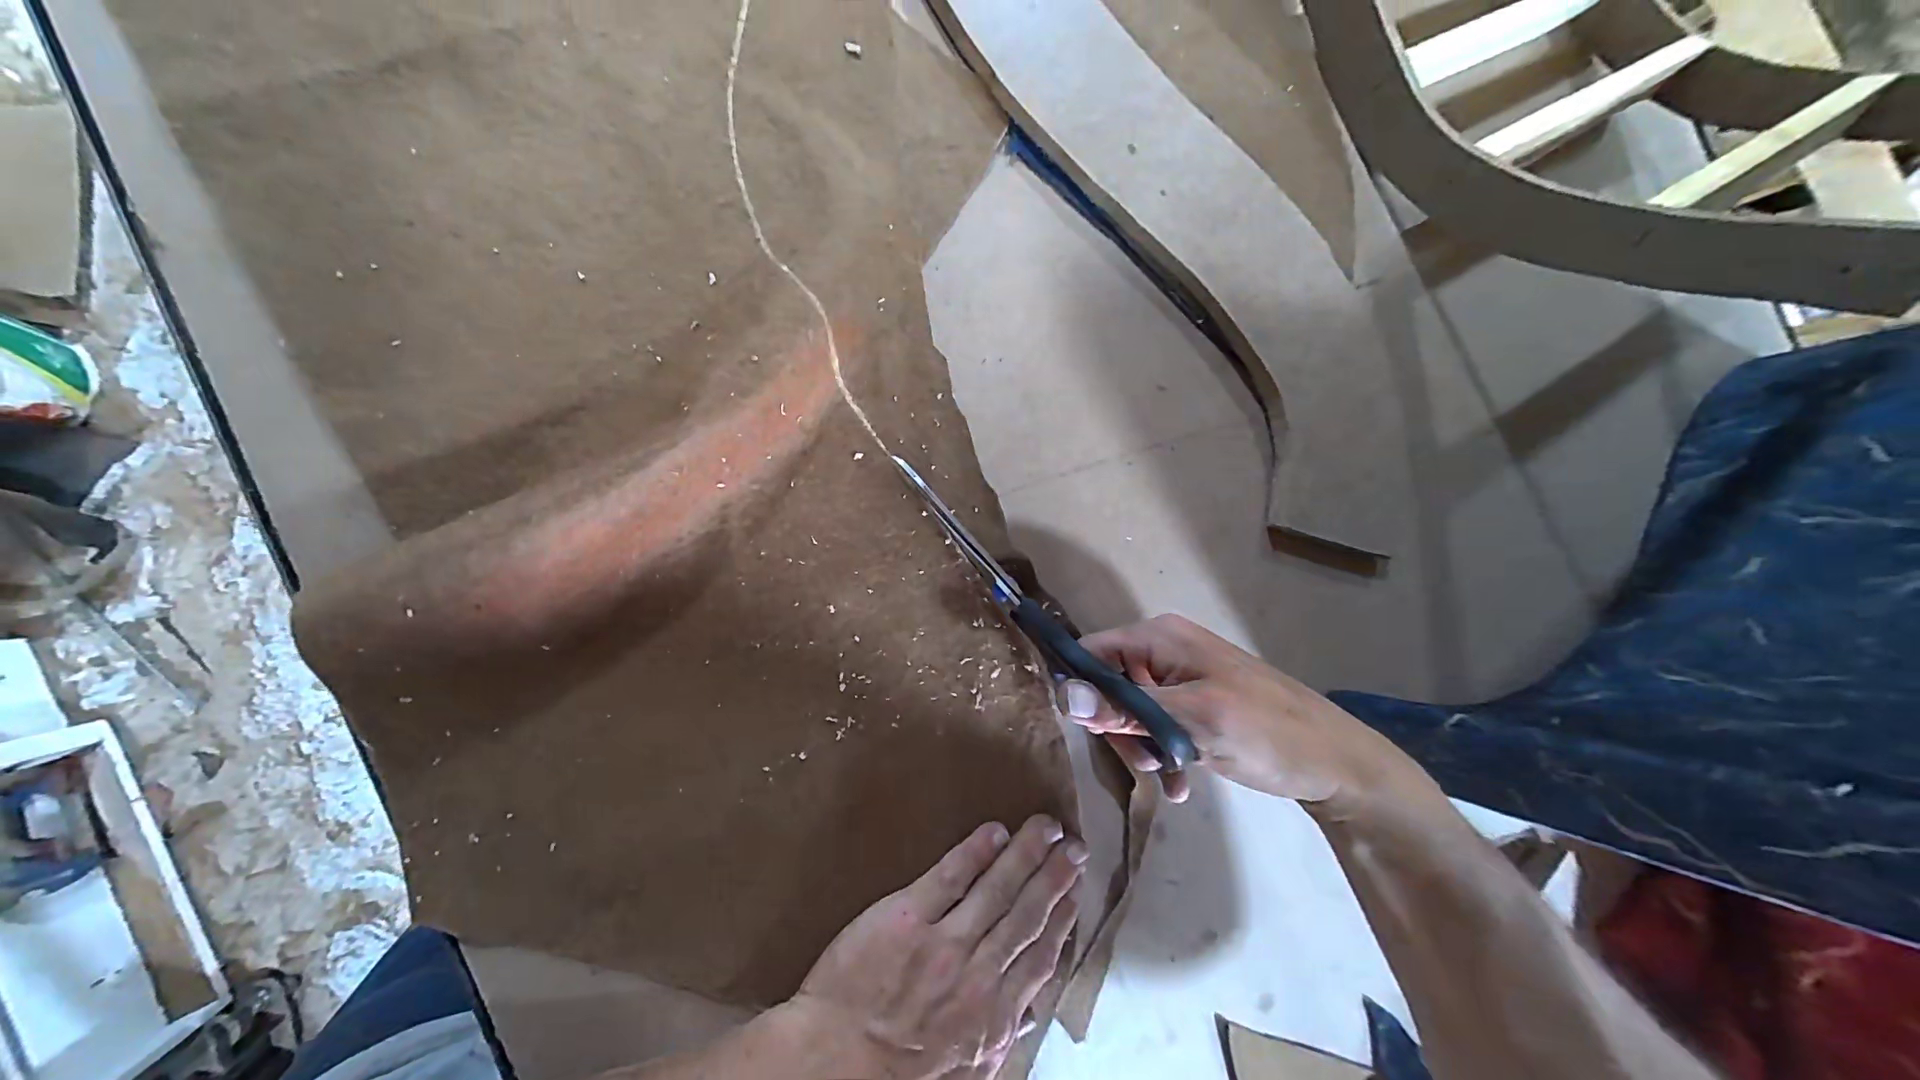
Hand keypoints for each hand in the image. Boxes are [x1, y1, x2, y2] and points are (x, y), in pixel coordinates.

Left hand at [783, 816, 1085, 1078]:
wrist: (832, 1067)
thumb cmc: (899, 1076)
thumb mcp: (967, 1074)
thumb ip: (1002, 1036)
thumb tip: (1030, 1009)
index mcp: (996, 1016)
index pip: (1042, 955)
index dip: (1063, 918)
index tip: (1076, 891)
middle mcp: (979, 976)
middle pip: (1028, 915)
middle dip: (1057, 876)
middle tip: (1076, 846)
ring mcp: (944, 943)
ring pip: (997, 890)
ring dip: (1027, 854)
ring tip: (1047, 827)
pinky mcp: (906, 917)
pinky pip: (949, 878)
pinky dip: (975, 853)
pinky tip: (995, 833)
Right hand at [1061, 614, 1423, 815]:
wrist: (1340, 766)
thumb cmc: (1269, 733)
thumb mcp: (1194, 722)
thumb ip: (1128, 708)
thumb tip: (1064, 696)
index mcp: (1160, 638)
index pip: (1092, 651)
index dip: (1080, 689)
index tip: (1087, 732)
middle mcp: (1164, 651)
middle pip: (1108, 685)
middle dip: (1118, 727)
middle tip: (1142, 761)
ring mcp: (1180, 679)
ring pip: (1130, 711)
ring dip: (1140, 747)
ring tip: (1166, 777)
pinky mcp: (1193, 706)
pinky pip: (1157, 725)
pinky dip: (1161, 753)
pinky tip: (1179, 785)